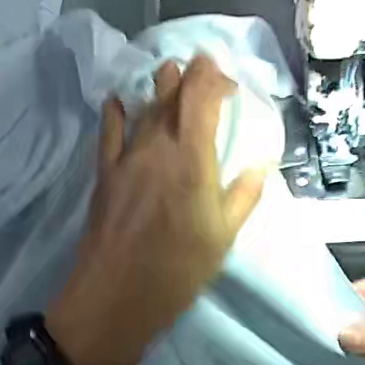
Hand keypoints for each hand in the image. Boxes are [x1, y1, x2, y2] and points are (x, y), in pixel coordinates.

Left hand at [49, 57, 265, 364]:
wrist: (116, 295)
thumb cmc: (179, 269)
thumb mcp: (224, 236)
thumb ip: (243, 196)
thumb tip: (260, 167)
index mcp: (192, 159)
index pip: (200, 98)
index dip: (213, 78)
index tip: (226, 77)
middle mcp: (157, 148)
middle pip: (171, 96)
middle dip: (188, 76)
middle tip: (201, 68)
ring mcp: (126, 158)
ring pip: (144, 110)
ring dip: (159, 91)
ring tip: (170, 76)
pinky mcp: (104, 174)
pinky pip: (109, 133)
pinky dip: (116, 113)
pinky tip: (119, 102)